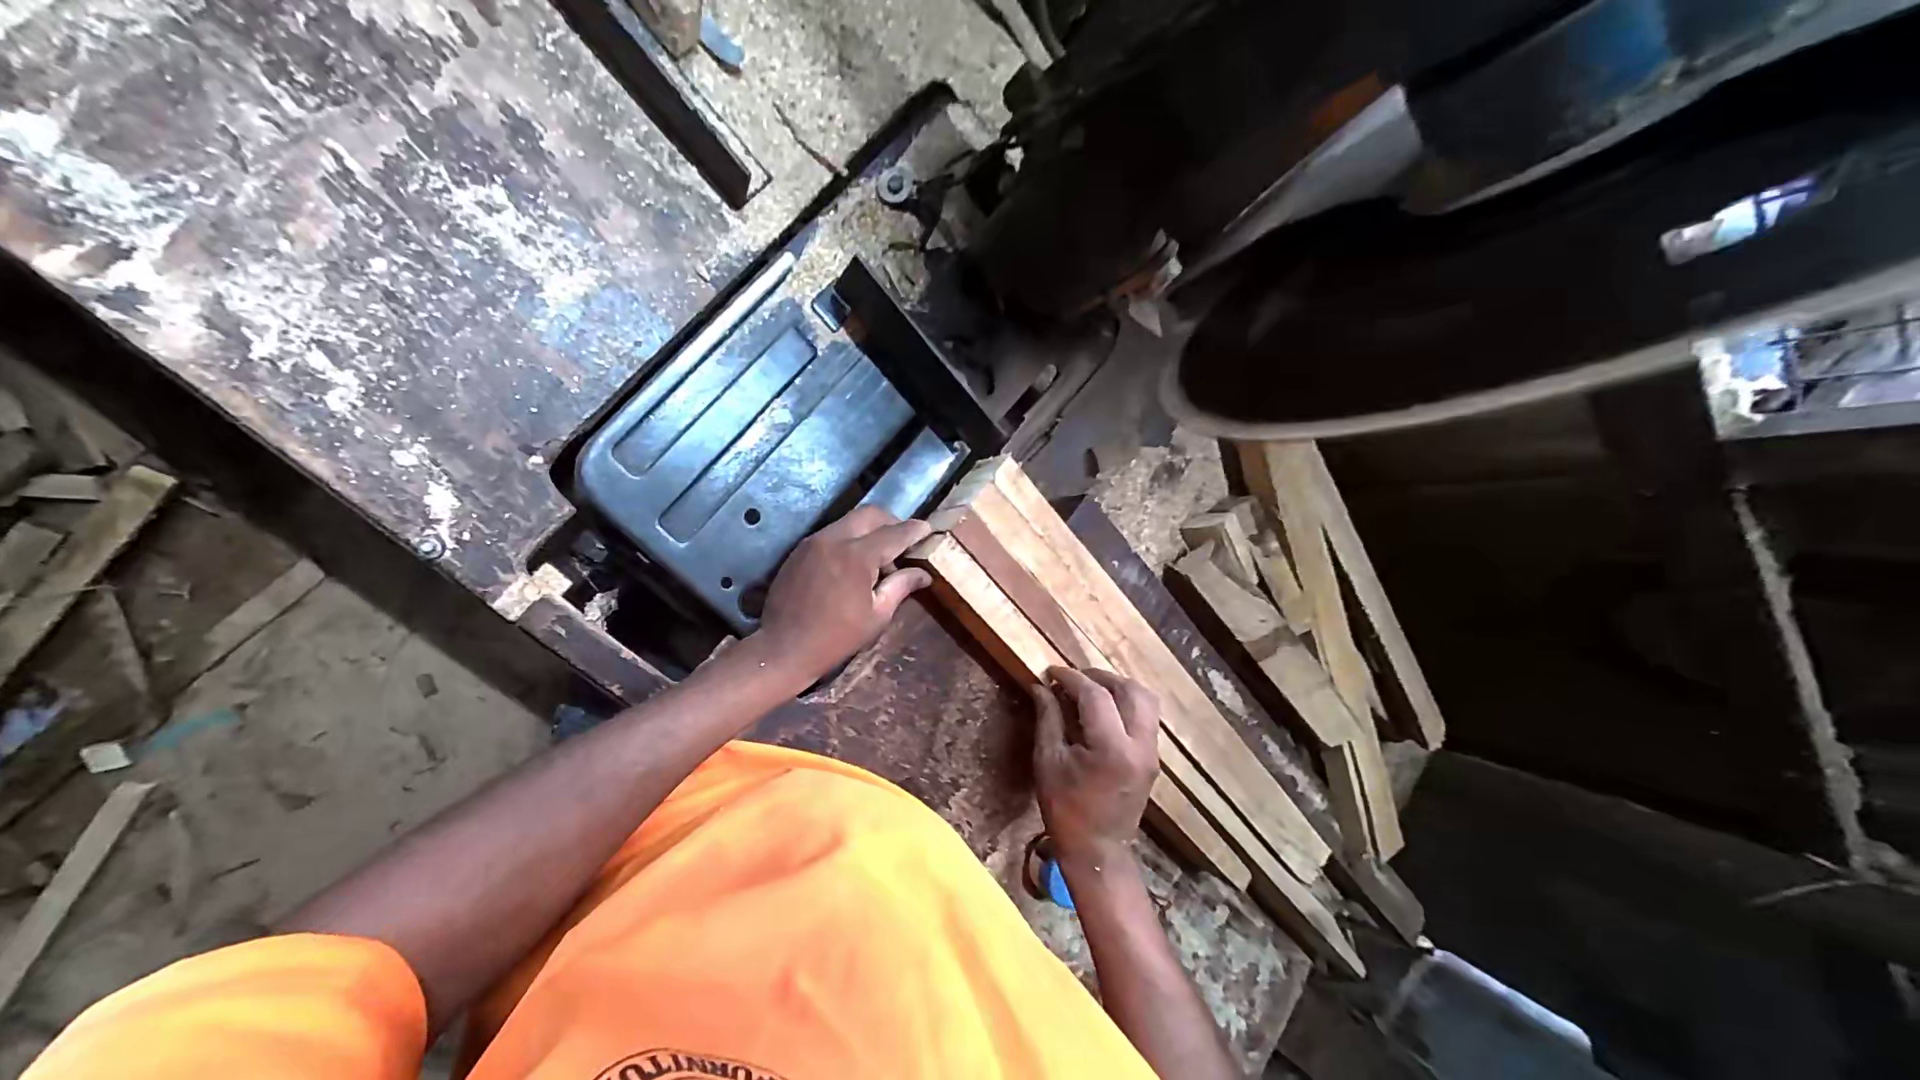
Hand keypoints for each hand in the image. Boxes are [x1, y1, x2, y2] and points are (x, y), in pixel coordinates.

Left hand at [755, 507, 932, 684]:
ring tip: (878, 560)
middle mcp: (834, 539)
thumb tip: (923, 574)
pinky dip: (848, 540)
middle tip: (904, 543)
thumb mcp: (877, 615)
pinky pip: (831, 533)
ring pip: (849, 522)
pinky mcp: (799, 550)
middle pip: (870, 515)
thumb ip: (900, 586)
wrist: (784, 648)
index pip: (895, 533)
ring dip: (869, 531)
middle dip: (892, 523)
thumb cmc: (836, 637)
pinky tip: (853, 565)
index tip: (928, 529)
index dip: (915, 530)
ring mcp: (813, 542)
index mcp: (857, 555)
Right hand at [1030, 667, 1159, 868]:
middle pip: (1130, 689)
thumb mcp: (1048, 761)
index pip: (1096, 695)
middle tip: (1072, 679)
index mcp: (1112, 748)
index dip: (1071, 678)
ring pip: (1145, 700)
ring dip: (1117, 687)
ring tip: (1089, 690)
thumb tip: (1040, 687)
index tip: (1051, 672)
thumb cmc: (1065, 810)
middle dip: (1099, 677)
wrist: (1097, 851)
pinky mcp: (1153, 758)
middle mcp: (1140, 745)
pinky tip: (1102, 709)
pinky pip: (1146, 716)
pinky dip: (1126, 704)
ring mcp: (1152, 752)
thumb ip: (1048, 718)